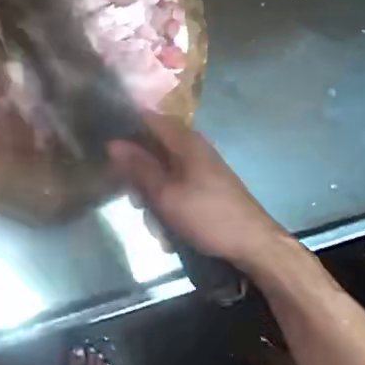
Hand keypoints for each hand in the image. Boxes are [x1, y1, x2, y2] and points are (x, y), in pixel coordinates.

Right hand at [108, 115, 292, 268]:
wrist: (255, 246)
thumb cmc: (207, 215)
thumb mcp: (164, 193)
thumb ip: (137, 166)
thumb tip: (112, 143)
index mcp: (185, 141)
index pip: (146, 118)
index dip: (125, 129)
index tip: (108, 149)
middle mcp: (193, 147)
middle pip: (151, 148)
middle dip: (137, 173)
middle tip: (135, 199)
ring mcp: (200, 167)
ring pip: (160, 171)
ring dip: (151, 194)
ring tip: (154, 220)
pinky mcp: (205, 186)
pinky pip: (174, 185)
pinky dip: (166, 202)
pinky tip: (168, 227)